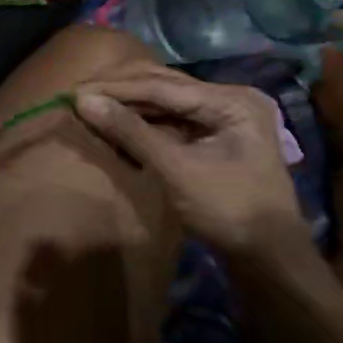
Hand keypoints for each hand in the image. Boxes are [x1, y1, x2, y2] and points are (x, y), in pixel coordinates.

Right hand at [73, 66, 311, 261]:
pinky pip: (167, 118)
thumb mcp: (175, 170)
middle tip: (76, 95)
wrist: (268, 259)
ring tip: (88, 107)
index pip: (161, 85)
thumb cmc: (228, 211)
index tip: (73, 91)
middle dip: (118, 90)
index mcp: (231, 101)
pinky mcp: (211, 134)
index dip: (114, 88)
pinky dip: (139, 121)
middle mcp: (228, 98)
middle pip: (162, 84)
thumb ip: (130, 131)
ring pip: (162, 99)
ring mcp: (221, 116)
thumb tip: (82, 101)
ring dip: (126, 104)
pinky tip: (113, 124)